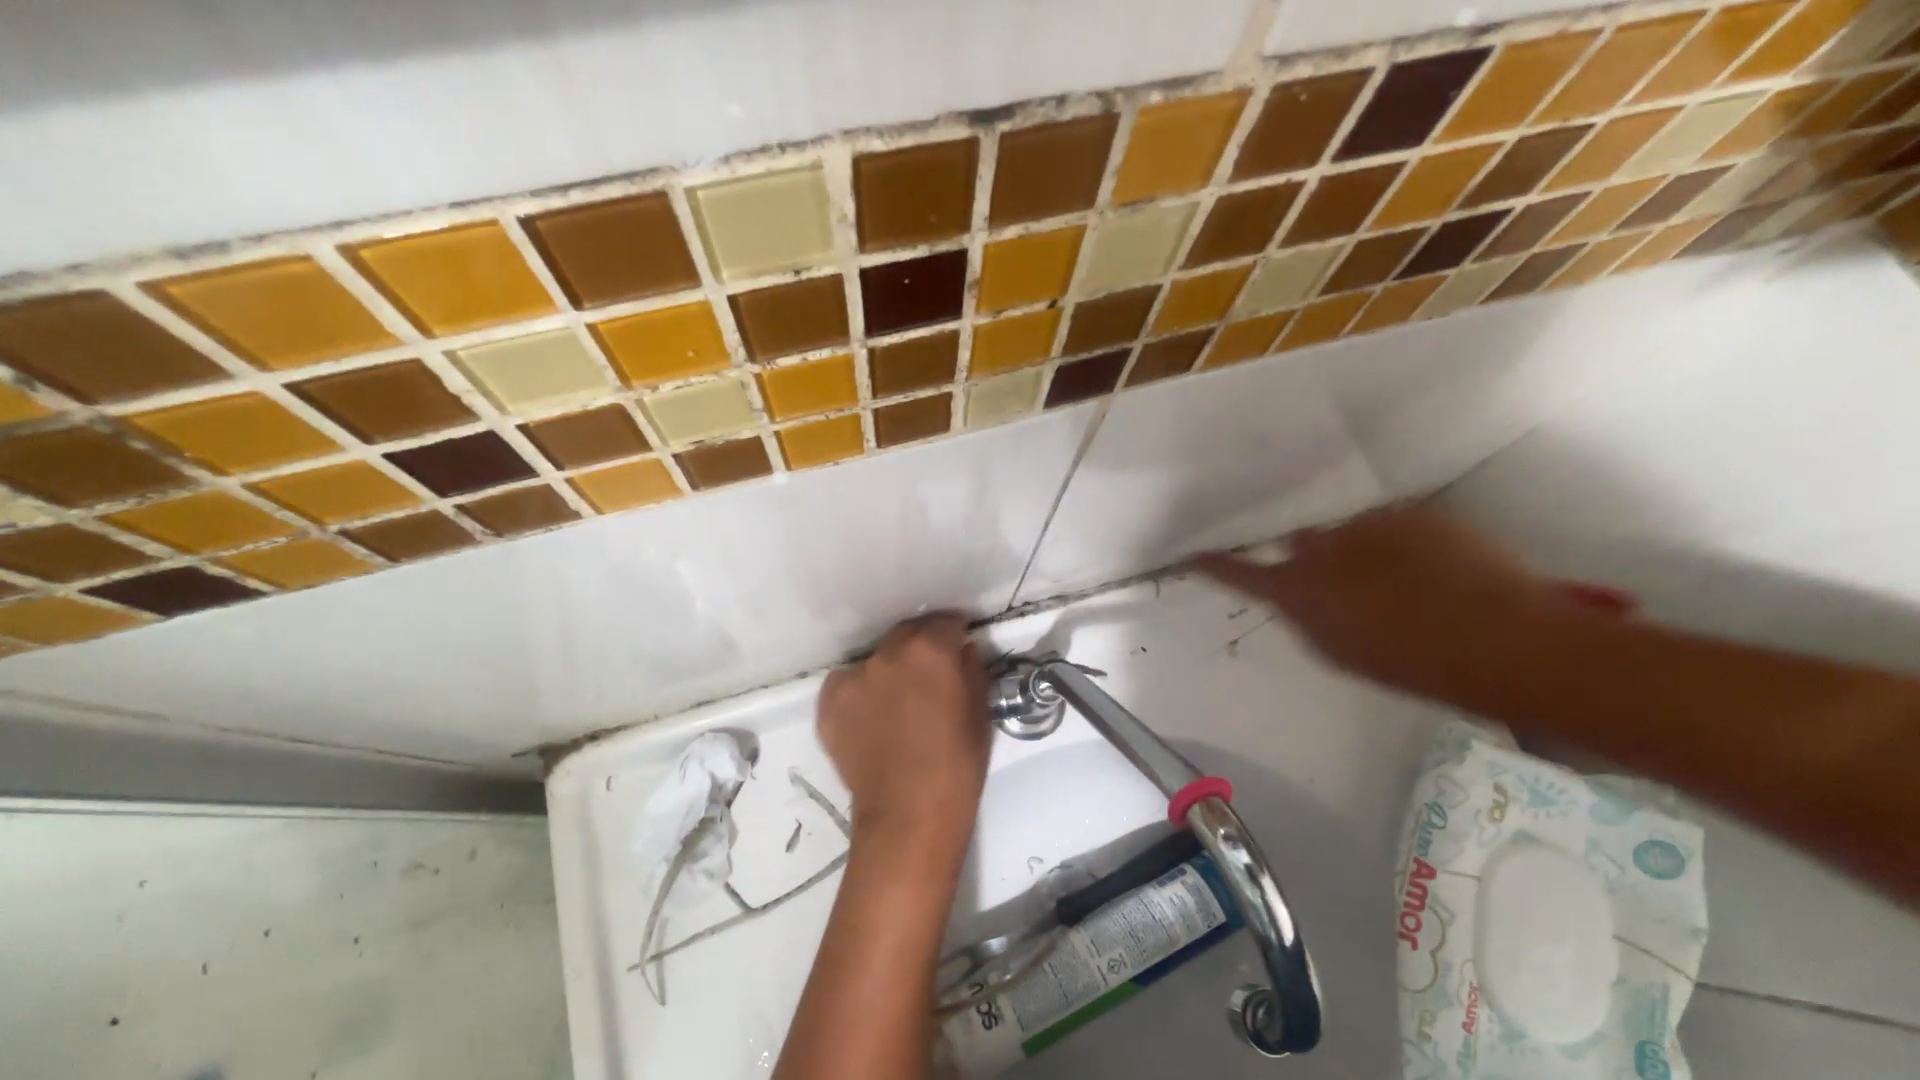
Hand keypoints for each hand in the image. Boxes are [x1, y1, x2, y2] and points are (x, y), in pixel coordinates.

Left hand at [817, 614, 990, 863]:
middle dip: (922, 645)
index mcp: (928, 651)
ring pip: (876, 661)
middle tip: (932, 670)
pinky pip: (847, 685)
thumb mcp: (979, 713)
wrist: (908, 816)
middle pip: (906, 635)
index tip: (960, 640)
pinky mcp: (828, 705)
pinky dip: (861, 693)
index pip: (944, 623)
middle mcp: (886, 655)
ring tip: (899, 700)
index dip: (954, 630)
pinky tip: (872, 718)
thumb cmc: (957, 766)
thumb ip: (970, 670)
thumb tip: (961, 651)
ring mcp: (852, 679)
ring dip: (890, 670)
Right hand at [1193, 506, 1559, 697]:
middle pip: (1303, 543)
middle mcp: (1323, 548)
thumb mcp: (1342, 651)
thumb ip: (1310, 616)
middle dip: (1316, 558)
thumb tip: (1302, 597)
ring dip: (1365, 553)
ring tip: (1406, 586)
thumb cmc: (1411, 663)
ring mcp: (1369, 524)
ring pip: (1353, 535)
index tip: (1194, 556)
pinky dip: (1404, 547)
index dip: (1217, 565)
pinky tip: (1435, 573)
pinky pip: (1395, 527)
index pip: (1242, 573)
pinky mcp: (1413, 514)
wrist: (1497, 636)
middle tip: (1348, 586)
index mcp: (1299, 590)